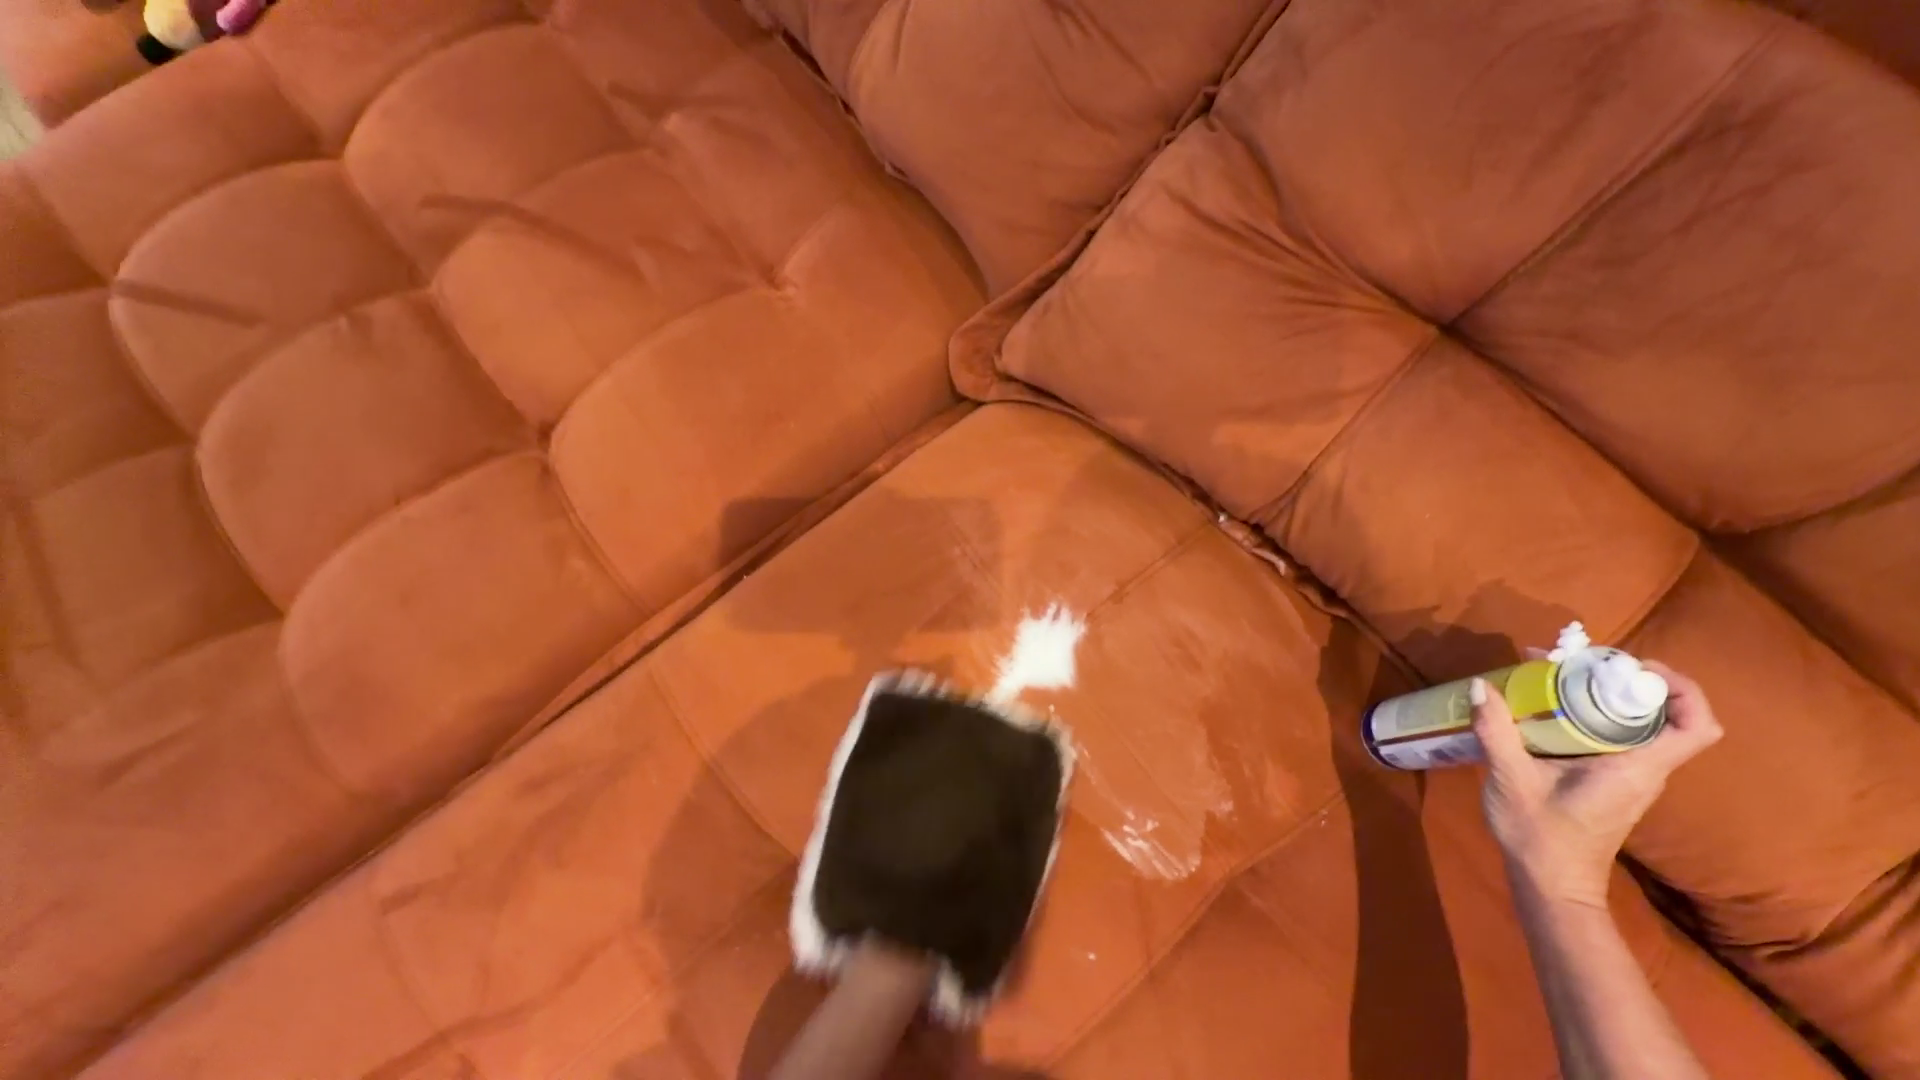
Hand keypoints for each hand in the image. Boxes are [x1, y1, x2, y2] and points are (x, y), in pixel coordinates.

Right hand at [1470, 662, 1722, 910]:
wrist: (1551, 885)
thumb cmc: (1540, 835)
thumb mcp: (1510, 779)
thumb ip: (1497, 731)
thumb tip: (1480, 686)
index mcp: (1635, 769)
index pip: (1696, 726)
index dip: (1681, 689)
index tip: (1634, 668)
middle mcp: (1644, 771)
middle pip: (1665, 716)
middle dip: (1628, 682)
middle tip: (1582, 663)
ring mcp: (1630, 778)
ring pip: (1640, 726)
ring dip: (1609, 697)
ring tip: (1562, 678)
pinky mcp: (1611, 783)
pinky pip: (1617, 738)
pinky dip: (1594, 716)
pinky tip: (1553, 710)